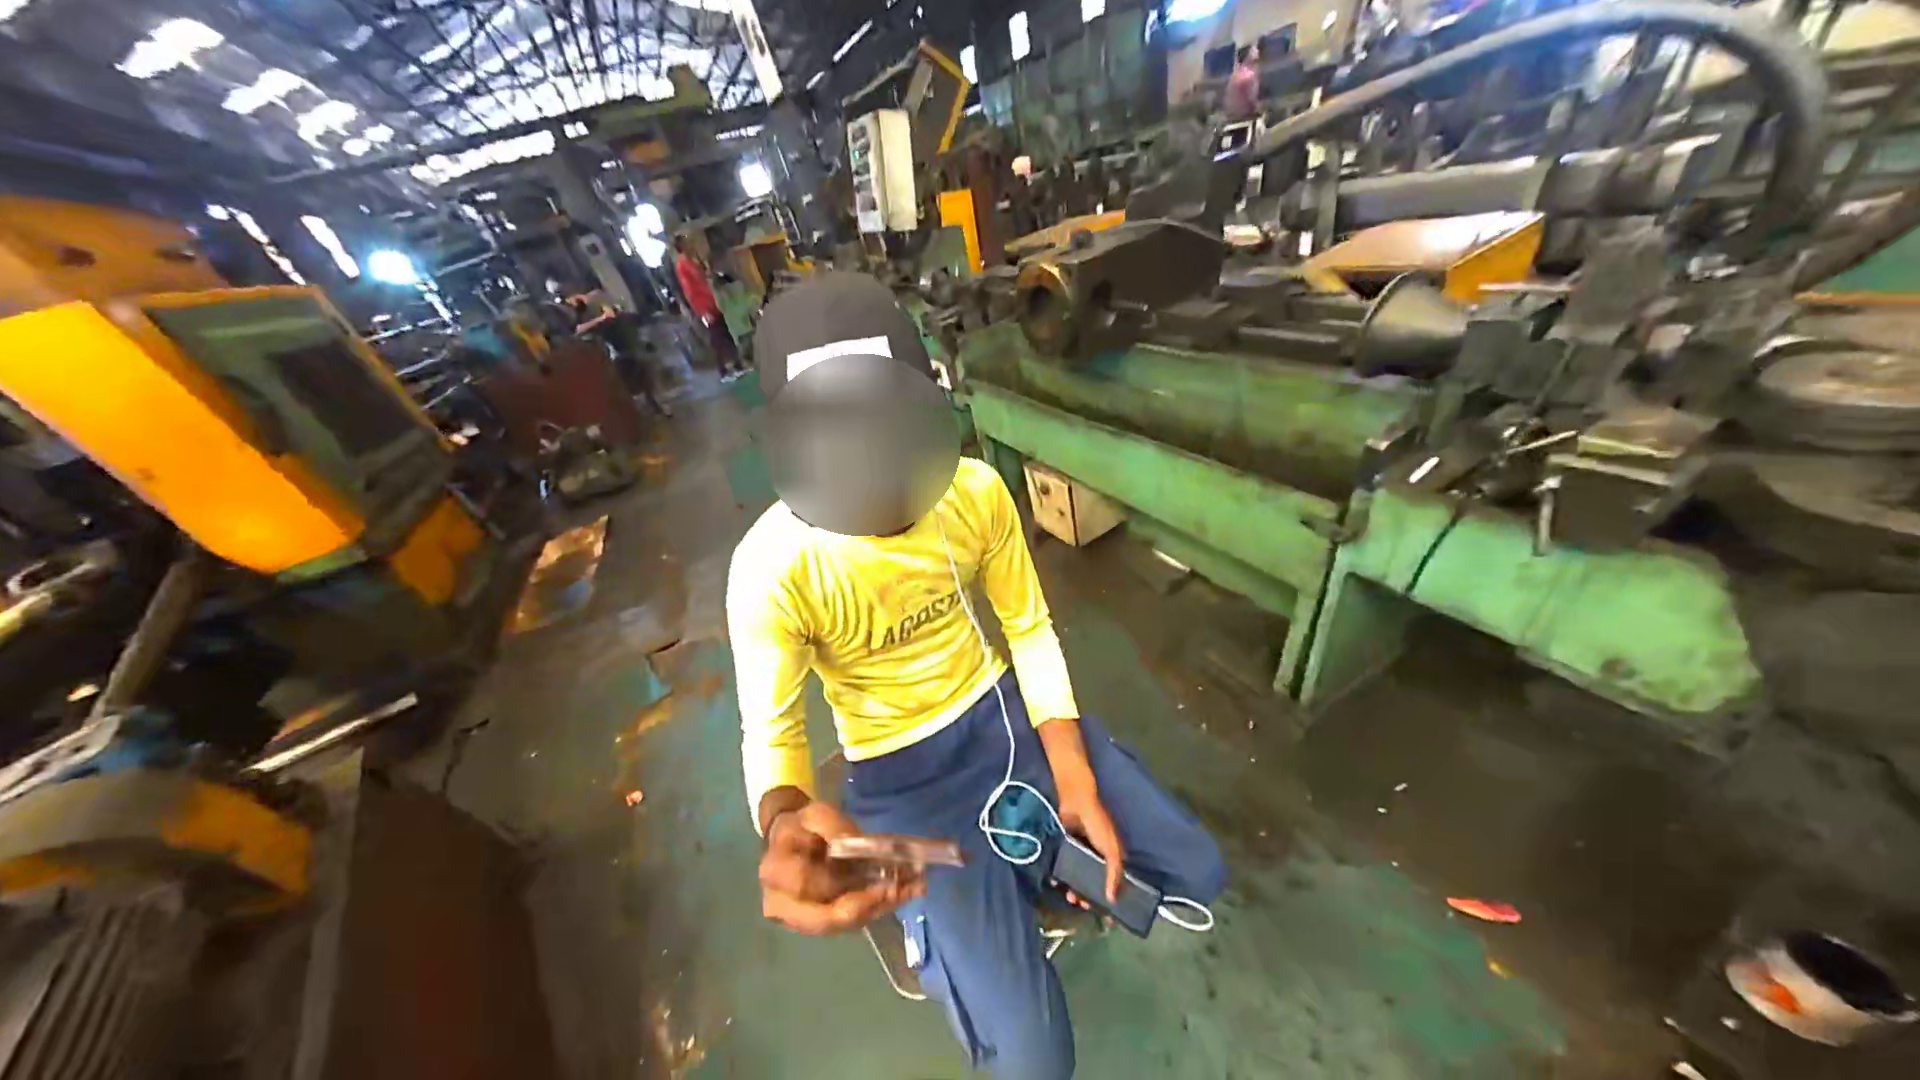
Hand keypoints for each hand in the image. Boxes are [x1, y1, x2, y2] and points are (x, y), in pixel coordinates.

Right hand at [759, 802, 923, 935]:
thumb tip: (859, 846)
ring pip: (841, 924)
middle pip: (828, 918)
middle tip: (909, 889)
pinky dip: (874, 908)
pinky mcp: (816, 923)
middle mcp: (780, 906)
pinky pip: (846, 921)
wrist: (790, 837)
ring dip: (879, 908)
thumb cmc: (803, 823)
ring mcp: (797, 920)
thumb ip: (835, 828)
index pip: (811, 886)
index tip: (885, 881)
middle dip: (872, 906)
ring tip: (913, 889)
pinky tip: (900, 893)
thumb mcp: (816, 813)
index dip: (845, 888)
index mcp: (776, 871)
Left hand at [1056, 784, 1125, 905]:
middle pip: (1094, 883)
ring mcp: (1081, 853)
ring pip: (1078, 877)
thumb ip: (1114, 873)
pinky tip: (1057, 884)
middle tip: (1081, 903)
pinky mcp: (1066, 848)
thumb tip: (1113, 900)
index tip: (1106, 915)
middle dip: (1089, 896)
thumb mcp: (1111, 849)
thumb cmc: (1098, 824)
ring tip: (1070, 896)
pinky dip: (1061, 876)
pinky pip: (1064, 866)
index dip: (1110, 899)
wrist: (1076, 802)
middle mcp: (1097, 857)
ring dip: (1075, 889)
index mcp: (1112, 858)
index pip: (1114, 884)